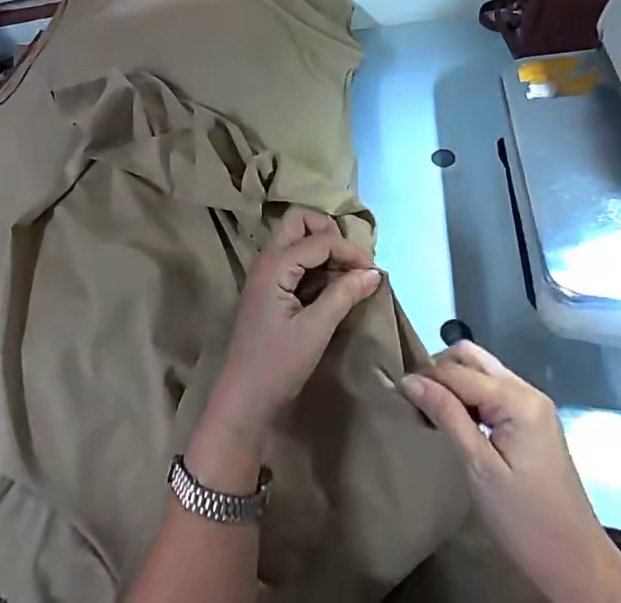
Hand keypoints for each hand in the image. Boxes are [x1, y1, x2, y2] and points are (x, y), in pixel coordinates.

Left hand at [207, 207, 382, 442]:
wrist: (245, 398)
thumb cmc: (278, 365)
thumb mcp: (315, 330)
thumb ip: (343, 295)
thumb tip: (373, 272)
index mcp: (274, 265)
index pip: (320, 240)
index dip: (350, 251)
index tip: (375, 272)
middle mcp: (267, 260)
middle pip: (300, 222)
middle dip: (330, 234)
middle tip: (353, 263)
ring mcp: (266, 273)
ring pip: (297, 239)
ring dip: (324, 249)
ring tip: (349, 276)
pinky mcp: (270, 288)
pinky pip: (295, 260)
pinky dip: (317, 265)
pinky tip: (334, 287)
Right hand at [403, 341, 620, 601]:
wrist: (577, 563)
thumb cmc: (525, 519)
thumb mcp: (479, 467)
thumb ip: (447, 416)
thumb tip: (411, 380)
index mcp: (517, 399)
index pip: (459, 371)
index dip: (426, 377)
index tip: (399, 392)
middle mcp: (527, 391)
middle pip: (472, 358)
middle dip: (440, 370)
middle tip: (416, 399)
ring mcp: (532, 405)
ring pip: (482, 372)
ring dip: (453, 382)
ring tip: (430, 410)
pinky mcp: (531, 422)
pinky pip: (492, 392)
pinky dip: (468, 397)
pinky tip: (454, 419)